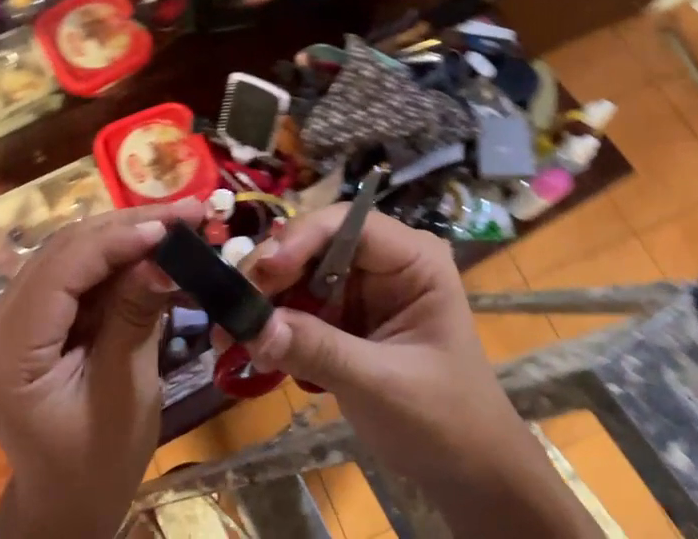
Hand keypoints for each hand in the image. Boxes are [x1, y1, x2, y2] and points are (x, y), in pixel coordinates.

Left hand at [0, 199, 204, 538]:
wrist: (66, 499)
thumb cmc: (97, 461)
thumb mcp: (124, 393)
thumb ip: (135, 318)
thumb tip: (162, 257)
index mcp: (8, 350)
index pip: (61, 269)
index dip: (116, 240)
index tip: (172, 225)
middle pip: (62, 251)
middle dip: (127, 228)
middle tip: (187, 213)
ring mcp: (7, 316)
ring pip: (68, 253)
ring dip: (124, 237)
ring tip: (178, 223)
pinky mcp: (27, 316)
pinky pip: (71, 273)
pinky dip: (113, 259)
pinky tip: (152, 247)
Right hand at [237, 206, 597, 536]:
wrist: (470, 474)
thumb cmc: (445, 421)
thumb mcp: (382, 384)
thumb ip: (319, 349)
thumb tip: (254, 327)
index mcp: (412, 258)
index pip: (345, 224)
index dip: (298, 241)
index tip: (260, 276)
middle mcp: (382, 262)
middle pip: (311, 246)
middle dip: (269, 276)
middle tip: (230, 310)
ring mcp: (359, 290)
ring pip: (296, 276)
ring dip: (261, 304)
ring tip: (227, 335)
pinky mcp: (341, 319)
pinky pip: (296, 308)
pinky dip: (269, 326)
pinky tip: (243, 346)